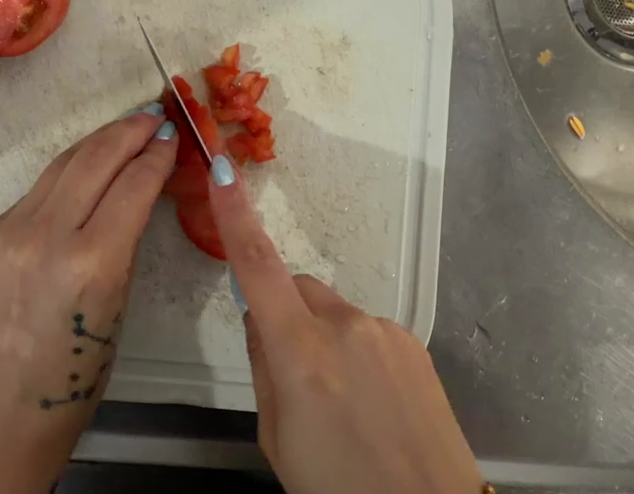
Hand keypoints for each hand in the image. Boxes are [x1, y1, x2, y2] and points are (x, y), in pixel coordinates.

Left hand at [0, 104, 177, 493]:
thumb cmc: (74, 379)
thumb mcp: (117, 308)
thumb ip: (126, 244)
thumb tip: (140, 191)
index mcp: (91, 262)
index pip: (133, 184)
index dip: (157, 155)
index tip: (175, 136)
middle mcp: (47, 234)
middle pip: (96, 158)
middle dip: (130, 131)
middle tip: (156, 115)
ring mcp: (12, 229)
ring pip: (64, 163)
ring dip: (100, 141)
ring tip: (129, 127)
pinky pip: (41, 188)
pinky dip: (71, 169)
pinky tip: (90, 165)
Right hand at [206, 157, 481, 493]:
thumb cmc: (339, 489)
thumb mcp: (278, 439)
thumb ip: (264, 369)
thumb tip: (258, 321)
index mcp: (301, 352)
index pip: (258, 267)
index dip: (235, 216)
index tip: (222, 171)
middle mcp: (344, 326)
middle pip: (297, 289)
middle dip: (285, 313)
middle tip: (291, 372)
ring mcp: (383, 329)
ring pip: (333, 313)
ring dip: (324, 339)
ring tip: (339, 401)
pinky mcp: (411, 340)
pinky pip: (367, 330)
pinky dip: (357, 353)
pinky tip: (371, 402)